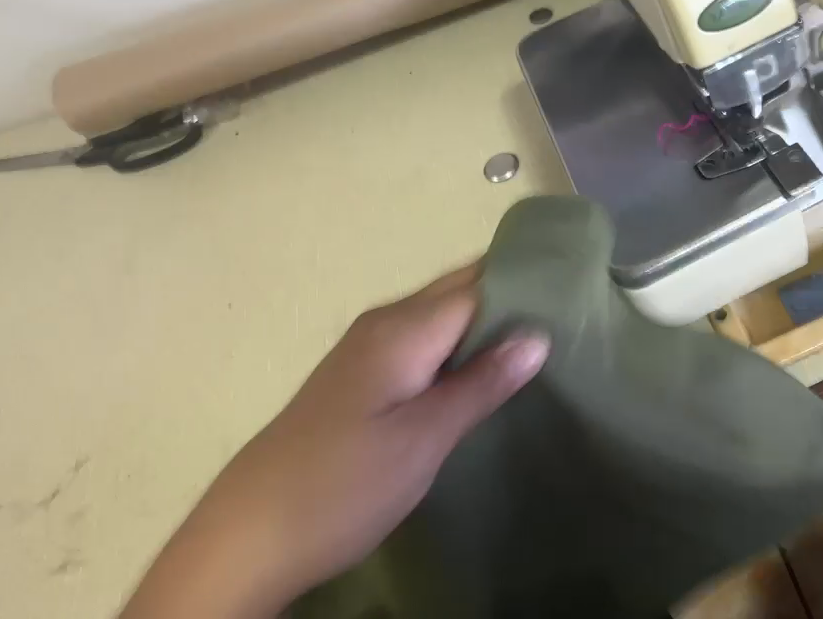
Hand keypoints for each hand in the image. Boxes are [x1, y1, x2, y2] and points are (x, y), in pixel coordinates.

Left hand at [120, 269, 549, 618]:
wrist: (244, 540)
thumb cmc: (342, 484)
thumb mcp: (424, 438)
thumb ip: (482, 382)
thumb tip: (539, 334)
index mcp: (404, 327)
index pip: (481, 283)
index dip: (528, 284)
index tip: (578, 294)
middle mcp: (386, 323)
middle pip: (461, 292)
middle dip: (512, 298)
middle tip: (570, 319)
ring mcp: (369, 349)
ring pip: (443, 318)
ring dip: (487, 324)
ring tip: (540, 345)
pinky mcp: (361, 378)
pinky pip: (425, 342)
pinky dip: (460, 347)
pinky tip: (483, 374)